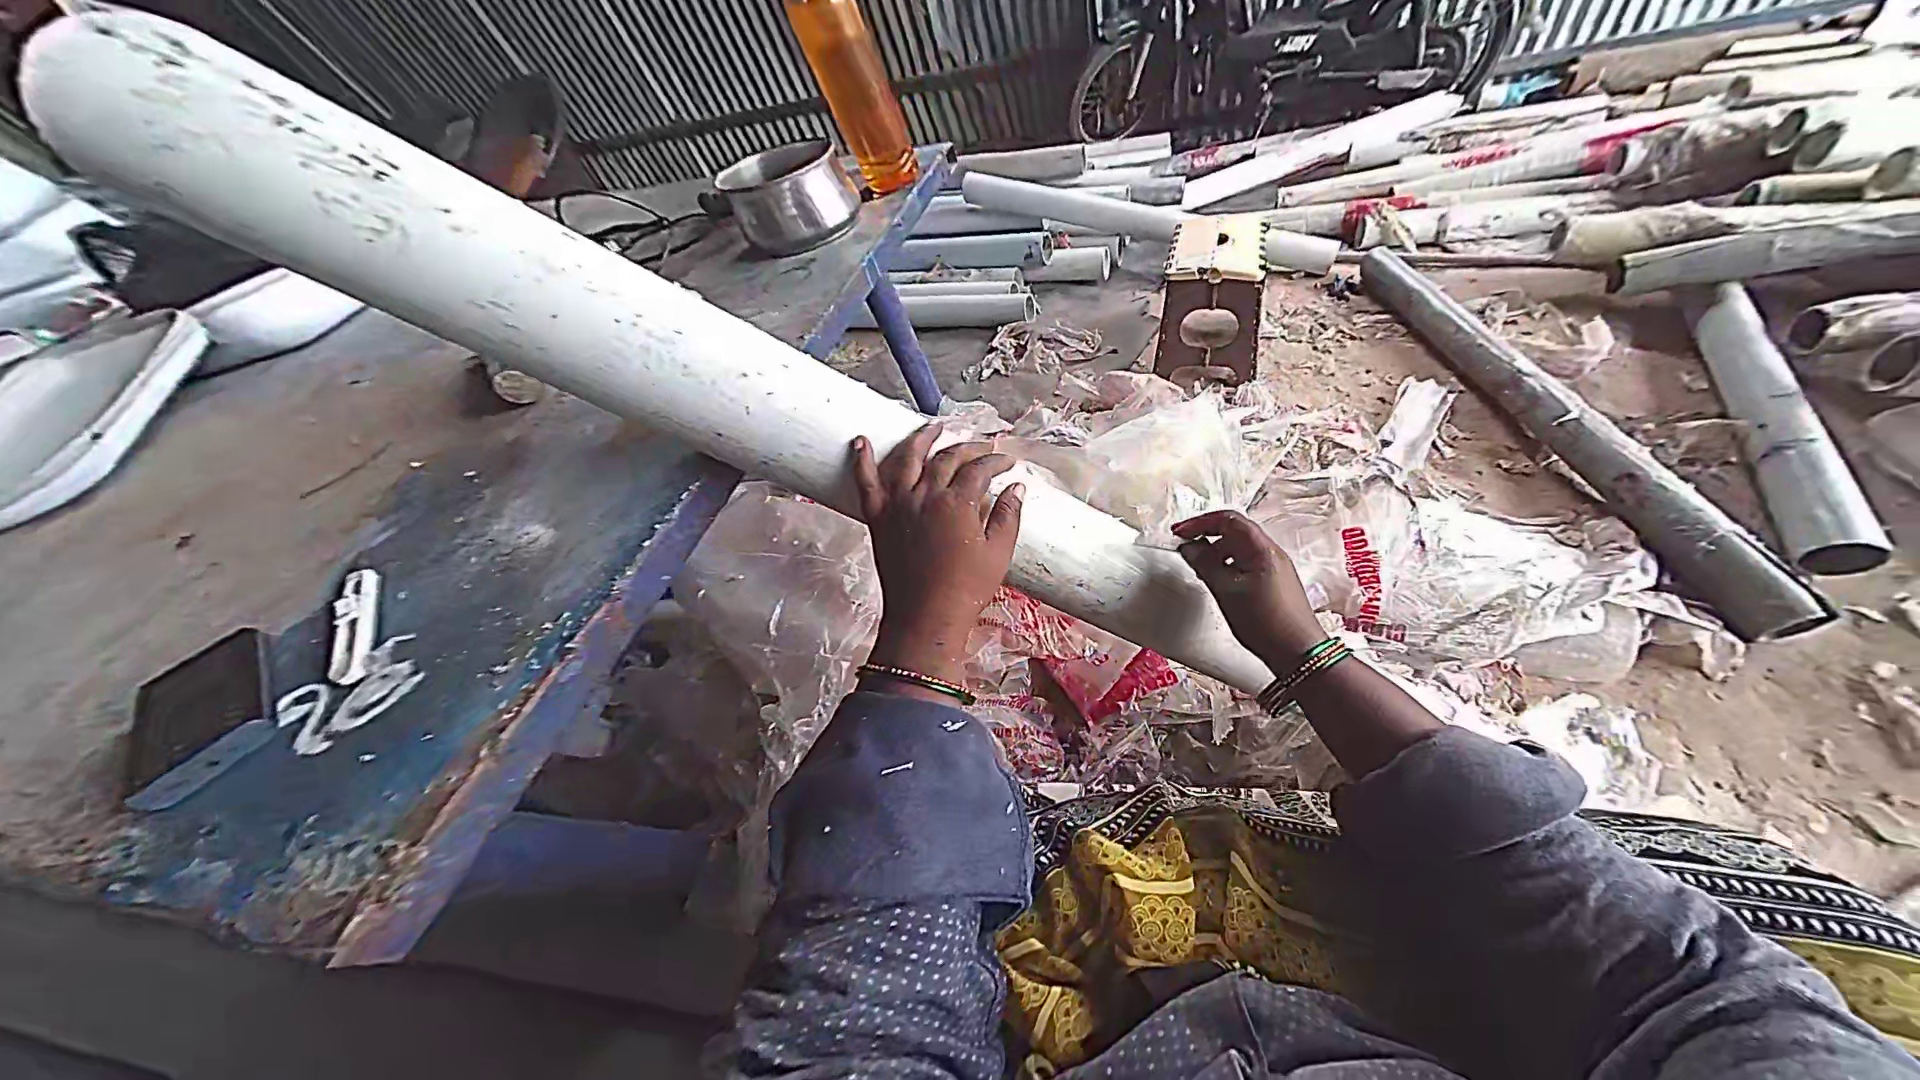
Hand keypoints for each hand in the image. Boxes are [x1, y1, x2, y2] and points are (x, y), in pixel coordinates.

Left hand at [853, 425, 1023, 686]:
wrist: (925, 617)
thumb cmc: (966, 590)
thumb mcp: (998, 553)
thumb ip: (1008, 516)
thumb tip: (1016, 488)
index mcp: (957, 504)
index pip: (979, 469)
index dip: (996, 461)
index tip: (1008, 461)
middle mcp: (925, 496)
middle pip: (947, 458)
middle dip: (969, 447)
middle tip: (983, 445)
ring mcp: (898, 505)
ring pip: (907, 459)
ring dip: (921, 438)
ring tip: (933, 428)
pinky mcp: (878, 518)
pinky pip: (865, 483)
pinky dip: (861, 460)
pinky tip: (861, 441)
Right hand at [1173, 510, 1326, 669]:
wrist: (1298, 653)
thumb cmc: (1264, 621)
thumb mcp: (1226, 590)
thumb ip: (1205, 564)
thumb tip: (1189, 547)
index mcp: (1261, 549)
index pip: (1228, 520)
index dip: (1200, 523)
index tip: (1179, 533)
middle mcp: (1271, 553)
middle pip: (1235, 530)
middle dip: (1207, 534)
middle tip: (1186, 545)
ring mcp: (1275, 567)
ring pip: (1240, 547)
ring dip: (1216, 550)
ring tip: (1199, 565)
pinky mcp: (1274, 581)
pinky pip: (1246, 561)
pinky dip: (1227, 563)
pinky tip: (1218, 579)